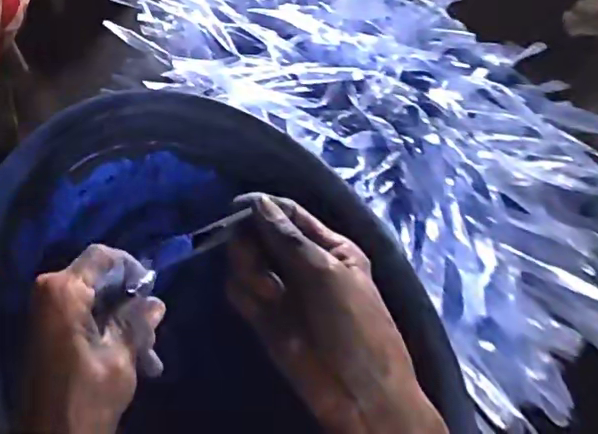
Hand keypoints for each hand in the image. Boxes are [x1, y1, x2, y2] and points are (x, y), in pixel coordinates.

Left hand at [20, 244, 166, 433]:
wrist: (48, 433)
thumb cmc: (85, 396)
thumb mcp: (118, 360)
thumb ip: (135, 324)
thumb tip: (155, 301)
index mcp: (63, 288)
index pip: (100, 256)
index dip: (130, 265)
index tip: (154, 287)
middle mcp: (49, 287)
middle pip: (96, 278)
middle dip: (129, 303)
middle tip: (156, 334)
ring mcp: (44, 306)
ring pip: (92, 299)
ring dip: (121, 321)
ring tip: (150, 360)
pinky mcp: (46, 324)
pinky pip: (80, 313)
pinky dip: (104, 327)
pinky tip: (131, 358)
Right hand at [225, 194, 446, 433]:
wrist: (361, 396)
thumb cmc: (356, 327)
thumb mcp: (326, 274)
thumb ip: (287, 236)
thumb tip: (257, 201)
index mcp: (327, 247)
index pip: (286, 211)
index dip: (261, 206)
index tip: (237, 208)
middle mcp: (299, 260)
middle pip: (256, 230)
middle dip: (250, 240)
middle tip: (252, 255)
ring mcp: (279, 284)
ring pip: (242, 255)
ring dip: (248, 268)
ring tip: (267, 290)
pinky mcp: (261, 309)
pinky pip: (236, 285)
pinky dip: (244, 291)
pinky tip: (262, 307)